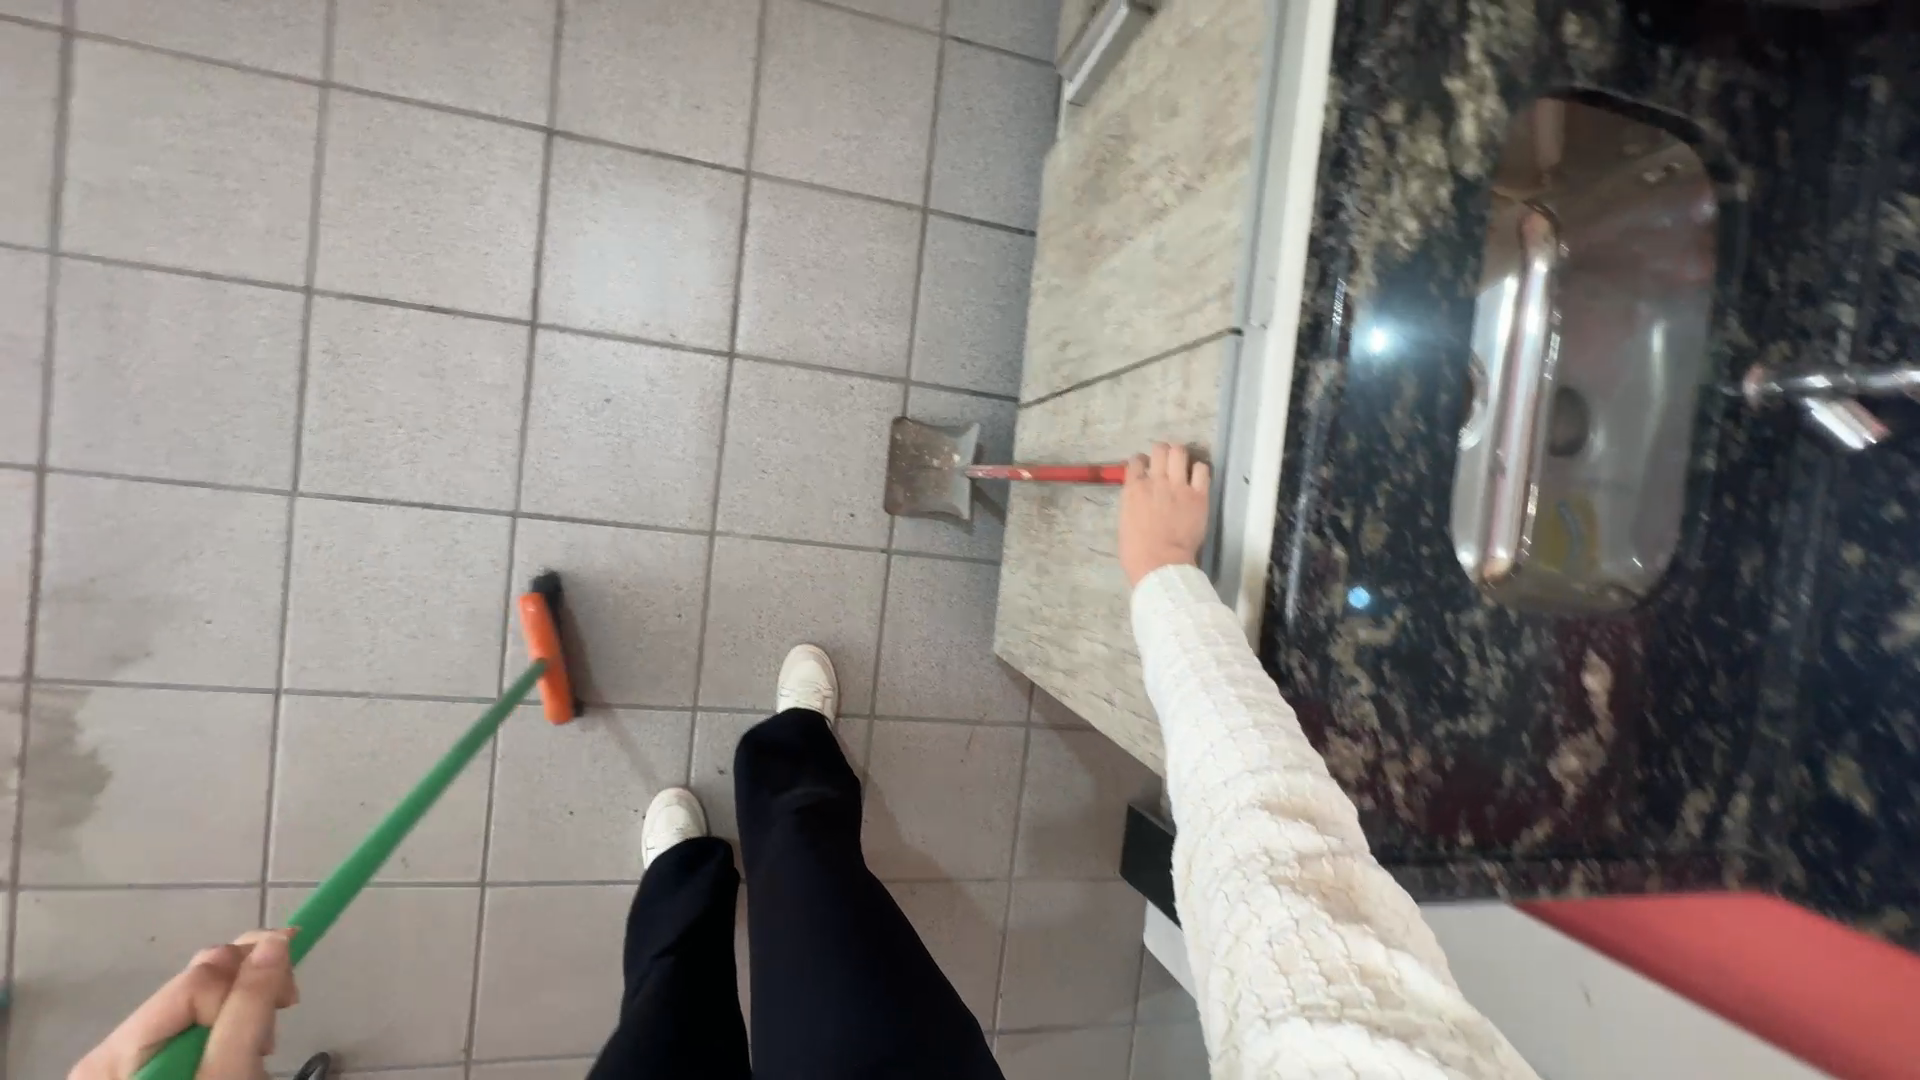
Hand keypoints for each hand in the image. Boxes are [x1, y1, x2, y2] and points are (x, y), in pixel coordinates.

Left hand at [72, 928, 298, 1079]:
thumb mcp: (231, 1074)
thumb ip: (249, 1008)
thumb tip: (276, 941)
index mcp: (116, 1056)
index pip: (197, 981)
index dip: (247, 984)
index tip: (292, 1000)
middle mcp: (114, 1049)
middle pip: (197, 978)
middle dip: (253, 984)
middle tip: (287, 1007)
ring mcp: (131, 1055)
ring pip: (205, 989)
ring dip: (251, 1000)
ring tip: (265, 1038)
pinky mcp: (153, 1059)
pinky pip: (202, 1011)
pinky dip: (239, 1015)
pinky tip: (249, 1040)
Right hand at [1119, 442, 1210, 587]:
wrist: (1160, 563)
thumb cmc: (1136, 550)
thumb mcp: (1125, 520)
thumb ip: (1133, 501)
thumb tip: (1140, 494)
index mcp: (1134, 489)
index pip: (1136, 461)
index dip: (1141, 461)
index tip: (1144, 466)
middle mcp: (1156, 481)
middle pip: (1159, 449)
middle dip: (1161, 451)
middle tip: (1164, 459)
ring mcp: (1179, 486)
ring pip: (1180, 453)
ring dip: (1180, 455)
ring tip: (1181, 463)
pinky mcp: (1199, 495)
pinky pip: (1202, 469)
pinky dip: (1199, 469)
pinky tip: (1197, 476)